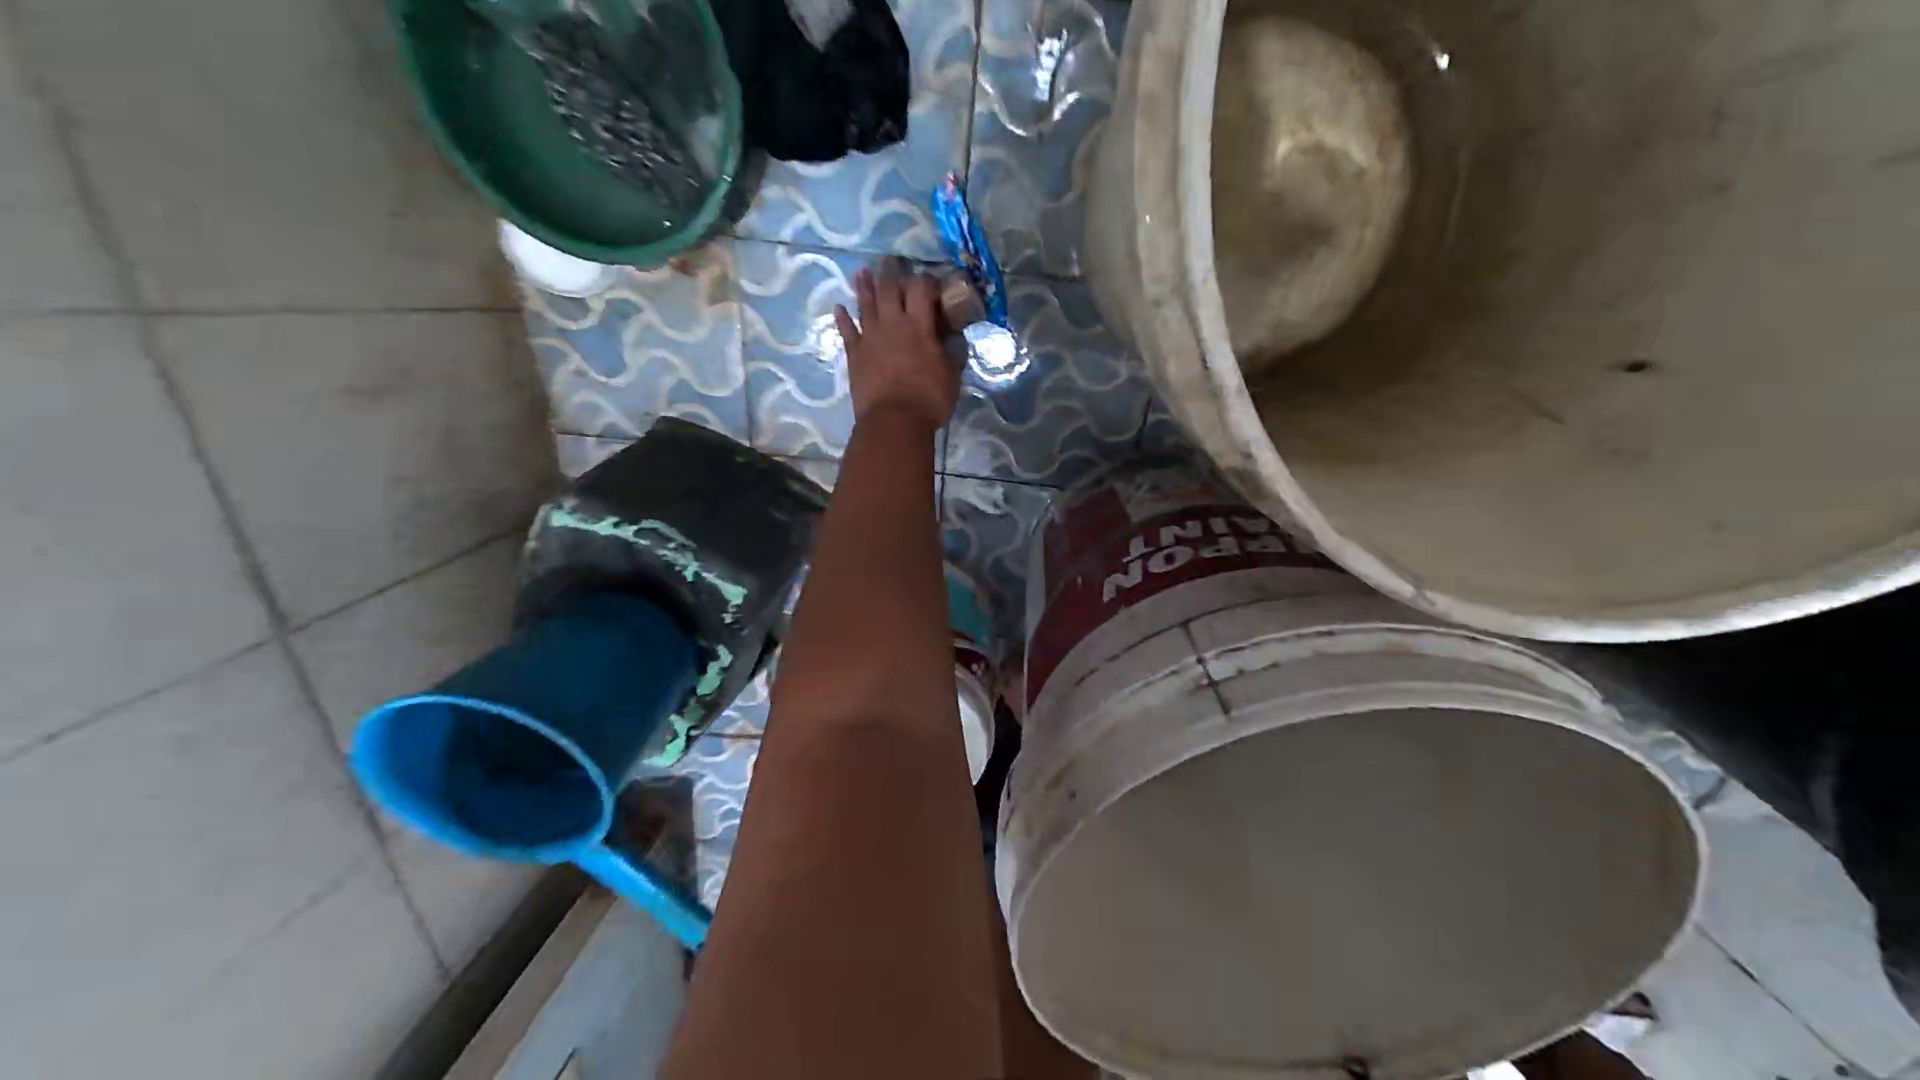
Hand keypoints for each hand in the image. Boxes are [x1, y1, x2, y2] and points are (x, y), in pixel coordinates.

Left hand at [835, 262, 958, 428]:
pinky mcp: (854, 355)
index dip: (926, 280)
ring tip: (862, 271)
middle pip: (889, 289)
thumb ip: (952, 351)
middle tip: (891, 261)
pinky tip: (838, 307)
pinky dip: (842, 318)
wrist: (893, 421)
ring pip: (865, 304)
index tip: (931, 281)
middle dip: (891, 272)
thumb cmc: (929, 398)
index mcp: (919, 326)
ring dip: (864, 286)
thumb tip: (955, 337)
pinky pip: (846, 331)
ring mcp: (870, 338)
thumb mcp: (951, 374)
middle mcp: (892, 324)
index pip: (921, 290)